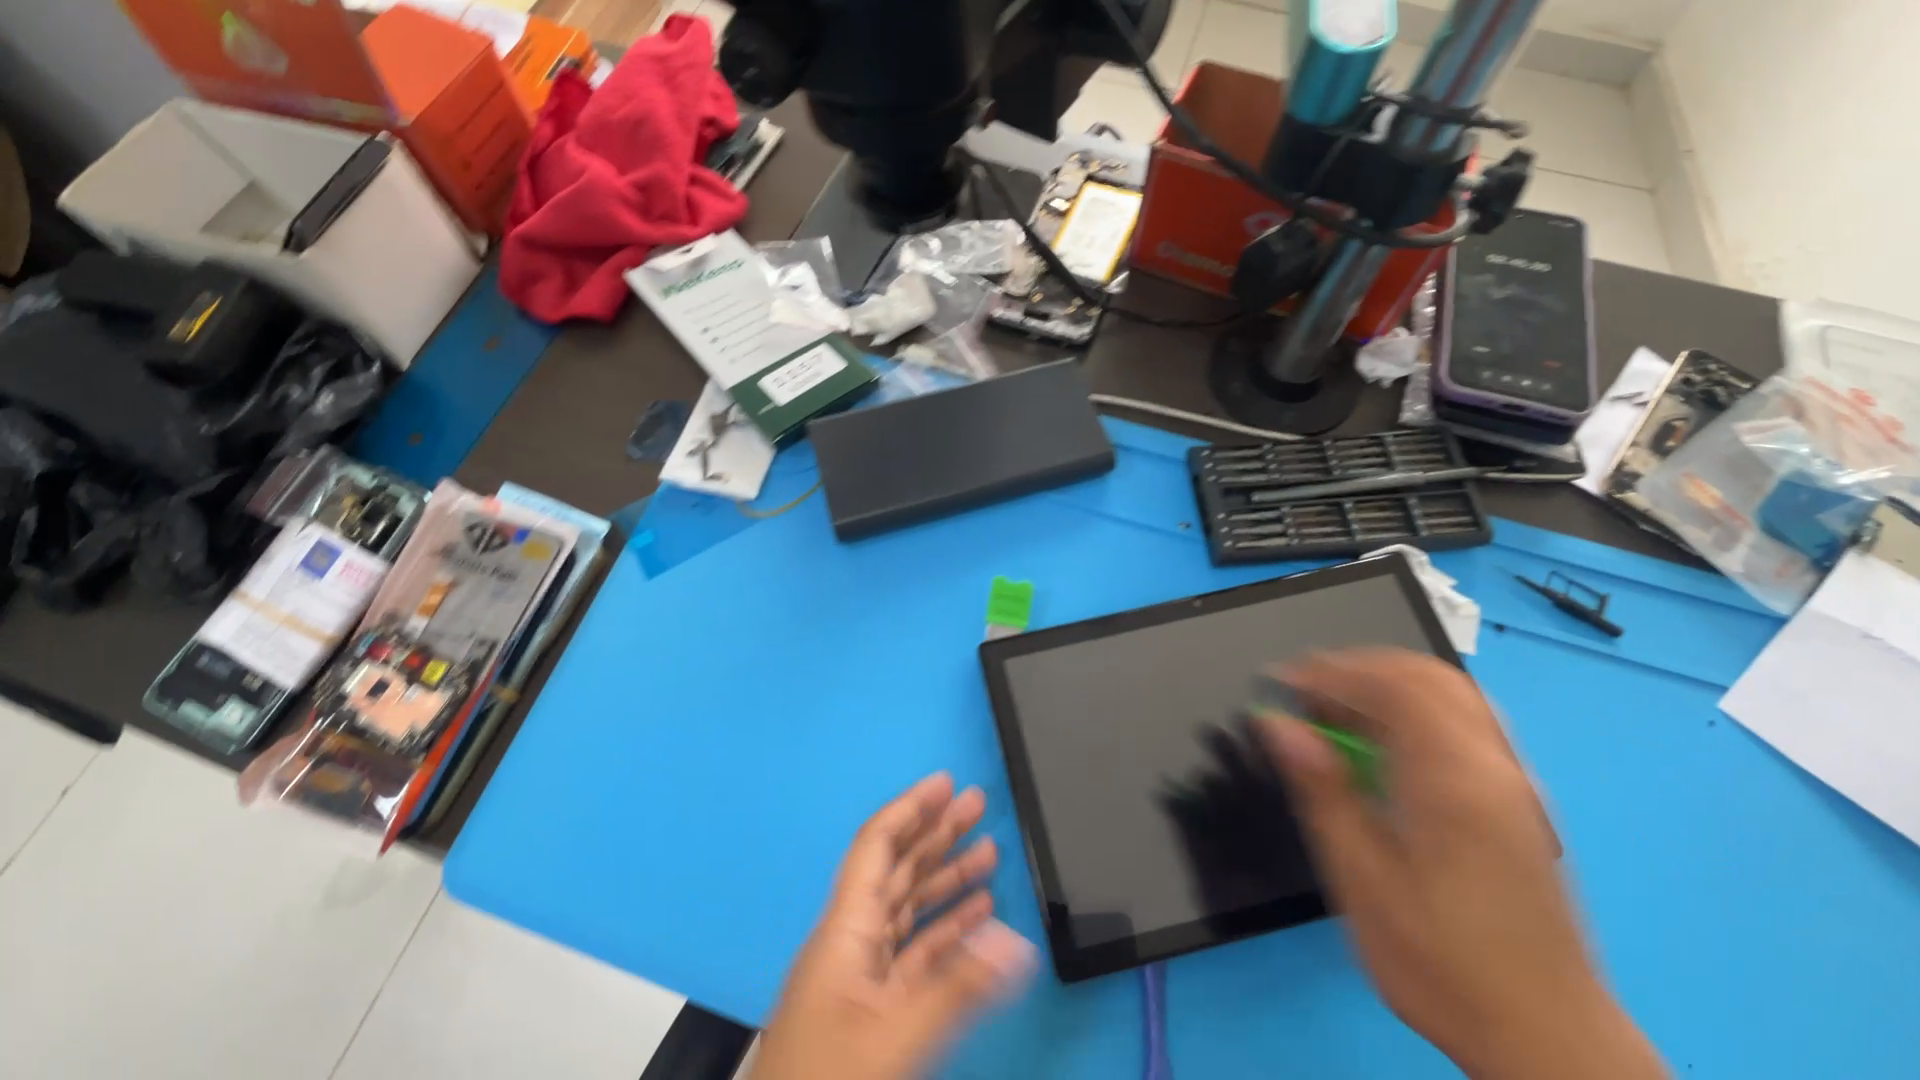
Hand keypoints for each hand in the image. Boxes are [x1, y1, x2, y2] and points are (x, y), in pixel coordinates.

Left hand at [750, 774, 1036, 1079]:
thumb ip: (958, 987)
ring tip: (989, 852)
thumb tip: (1016, 942)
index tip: (944, 783)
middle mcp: (852, 941)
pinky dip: (947, 930)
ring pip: (909, 909)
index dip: (909, 809)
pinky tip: (978, 917)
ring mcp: (862, 974)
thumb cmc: (828, 1078)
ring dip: (947, 878)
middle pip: (897, 871)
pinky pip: (916, 951)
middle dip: (937, 834)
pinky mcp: (875, 1006)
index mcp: (845, 931)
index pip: (876, 849)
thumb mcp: (895, 1035)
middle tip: (977, 804)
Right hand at [1256, 649, 1665, 1079]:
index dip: (1329, 672)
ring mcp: (1515, 783)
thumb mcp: (1362, 881)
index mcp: (1453, 780)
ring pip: (1452, 695)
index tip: (1280, 682)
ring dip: (1388, 686)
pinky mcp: (1519, 802)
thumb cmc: (1441, 964)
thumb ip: (1324, 792)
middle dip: (1359, 670)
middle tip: (1304, 693)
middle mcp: (1494, 766)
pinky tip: (1383, 747)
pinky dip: (1417, 711)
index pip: (1392, 686)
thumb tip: (1279, 726)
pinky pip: (1467, 724)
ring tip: (1335, 714)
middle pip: (1428, 677)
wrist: (1546, 1033)